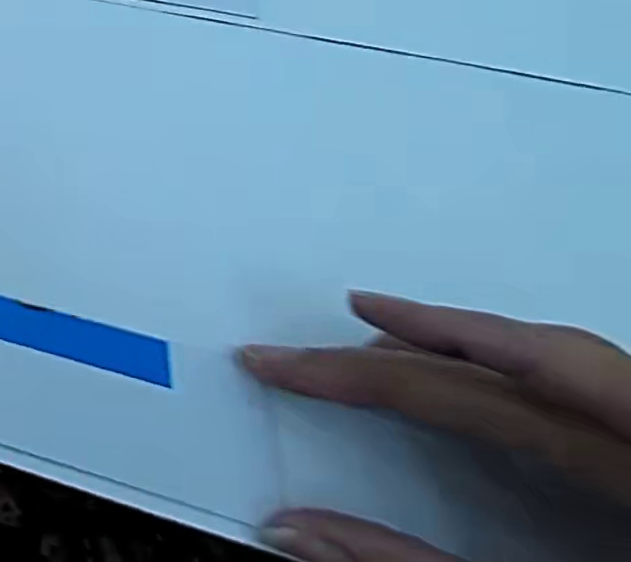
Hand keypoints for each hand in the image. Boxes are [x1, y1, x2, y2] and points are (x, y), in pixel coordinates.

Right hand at [240, 291, 630, 560]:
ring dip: (462, 351)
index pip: (479, 399)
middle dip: (403, 351)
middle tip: (309, 356)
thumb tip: (291, 530)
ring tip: (377, 344)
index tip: (276, 363)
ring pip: (575, 365)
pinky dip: (521, 375)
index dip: (362, 375)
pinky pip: (600, 392)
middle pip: (526, 367)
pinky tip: (475, 381)